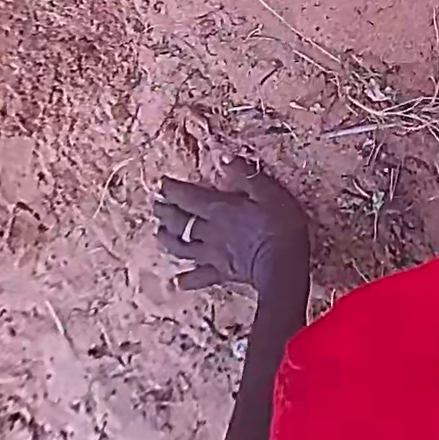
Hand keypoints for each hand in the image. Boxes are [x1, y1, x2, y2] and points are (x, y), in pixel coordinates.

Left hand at [154, 159, 309, 294]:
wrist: (282, 264)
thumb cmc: (279, 224)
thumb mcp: (268, 191)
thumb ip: (245, 175)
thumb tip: (225, 159)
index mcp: (220, 209)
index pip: (188, 197)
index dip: (172, 190)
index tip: (161, 183)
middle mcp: (210, 231)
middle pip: (180, 222)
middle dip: (165, 213)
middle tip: (156, 205)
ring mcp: (213, 255)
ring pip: (182, 248)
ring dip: (168, 240)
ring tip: (160, 233)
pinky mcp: (221, 273)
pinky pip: (198, 278)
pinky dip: (186, 279)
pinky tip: (179, 281)